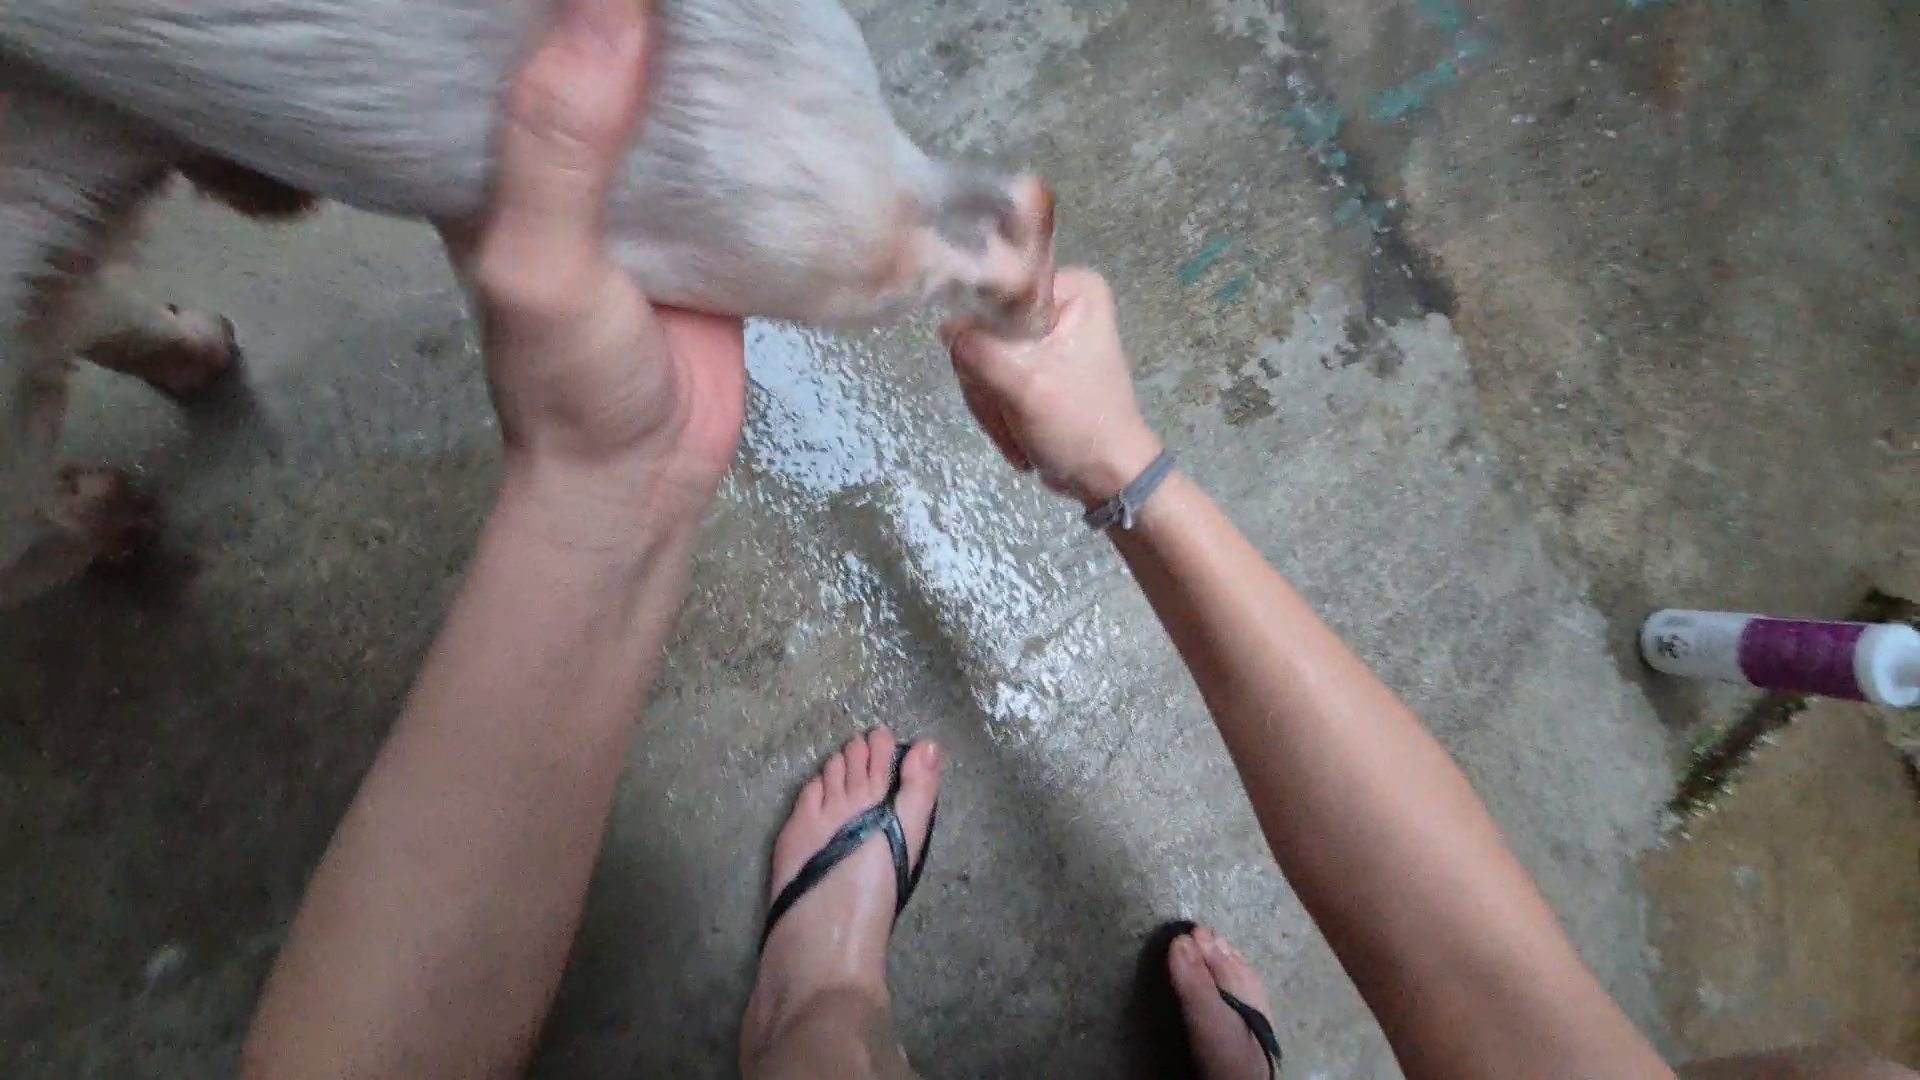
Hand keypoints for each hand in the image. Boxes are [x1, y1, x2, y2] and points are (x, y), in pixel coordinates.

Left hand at [447, 0, 745, 518]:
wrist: (647, 475)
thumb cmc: (574, 382)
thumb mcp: (544, 264)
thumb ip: (562, 144)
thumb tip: (616, 1)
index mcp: (496, 161)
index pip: (506, 41)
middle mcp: (572, 171)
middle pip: (600, 64)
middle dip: (637, 14)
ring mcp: (649, 207)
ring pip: (677, 115)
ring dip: (708, 67)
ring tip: (748, 5)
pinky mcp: (712, 243)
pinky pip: (736, 177)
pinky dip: (759, 141)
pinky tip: (788, 87)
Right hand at [941, 269, 1162, 506]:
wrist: (1107, 477)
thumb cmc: (1077, 426)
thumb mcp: (1025, 385)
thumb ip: (978, 350)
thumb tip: (948, 330)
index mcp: (1074, 291)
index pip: (998, 294)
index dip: (985, 337)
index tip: (993, 378)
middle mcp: (1062, 303)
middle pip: (987, 331)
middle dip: (988, 384)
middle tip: (1009, 416)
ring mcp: (1047, 337)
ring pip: (983, 359)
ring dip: (992, 405)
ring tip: (1017, 434)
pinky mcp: (1037, 365)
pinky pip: (993, 378)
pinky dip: (998, 412)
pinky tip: (1018, 437)